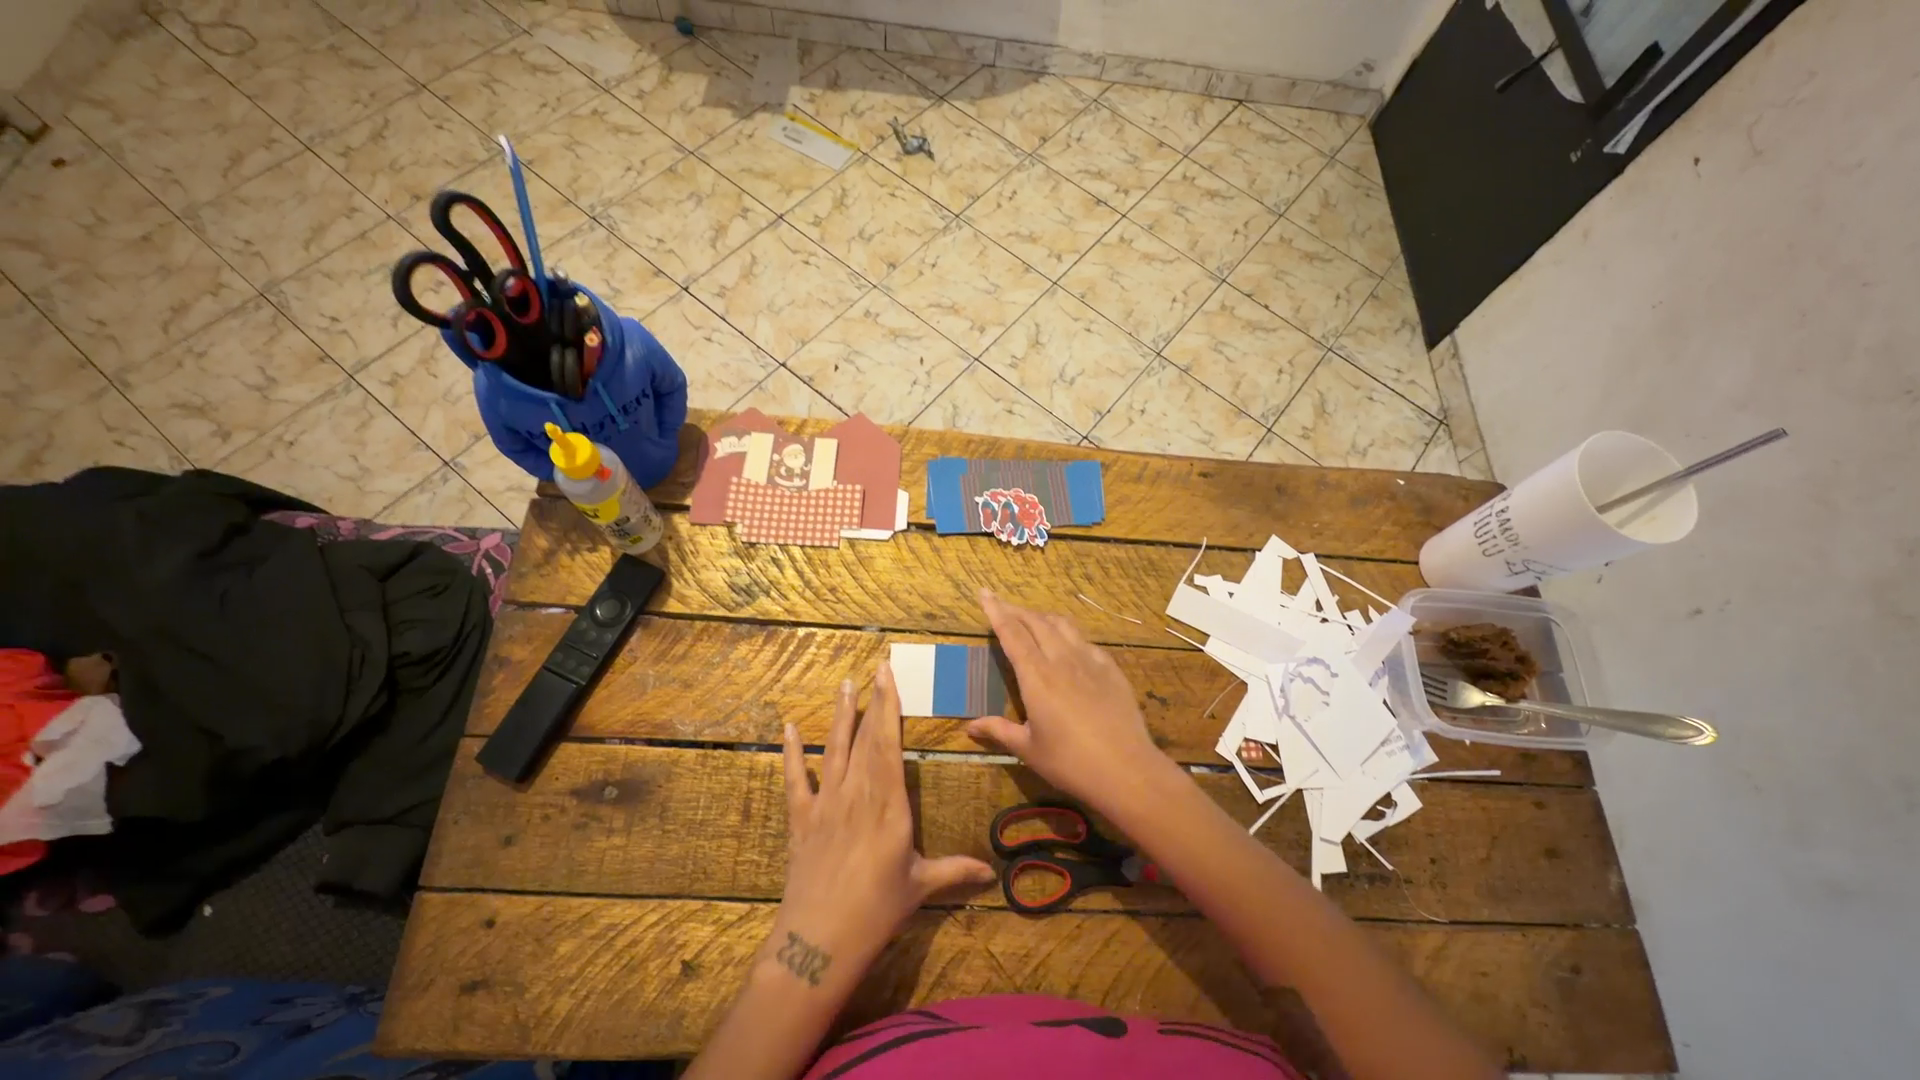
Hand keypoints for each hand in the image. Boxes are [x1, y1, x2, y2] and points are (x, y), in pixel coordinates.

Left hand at [775, 664, 994, 983]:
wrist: (819, 941)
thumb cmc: (876, 912)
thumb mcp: (920, 887)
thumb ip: (954, 870)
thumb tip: (992, 872)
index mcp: (890, 805)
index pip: (889, 744)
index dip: (889, 707)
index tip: (889, 675)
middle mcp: (857, 795)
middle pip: (865, 738)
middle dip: (871, 701)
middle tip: (875, 666)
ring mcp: (825, 804)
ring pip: (834, 750)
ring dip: (839, 715)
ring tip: (843, 684)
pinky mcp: (801, 820)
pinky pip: (795, 779)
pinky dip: (792, 752)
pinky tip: (789, 727)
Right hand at [967, 589, 1169, 806]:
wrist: (1125, 769)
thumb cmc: (1070, 762)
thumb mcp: (1028, 749)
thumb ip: (999, 731)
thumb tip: (970, 727)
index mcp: (1036, 676)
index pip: (1011, 633)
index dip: (996, 611)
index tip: (984, 593)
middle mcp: (1061, 659)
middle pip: (1036, 622)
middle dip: (1016, 610)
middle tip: (1001, 604)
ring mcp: (1090, 661)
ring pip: (1063, 625)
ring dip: (1043, 616)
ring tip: (1032, 618)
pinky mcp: (1111, 669)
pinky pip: (1086, 641)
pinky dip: (1069, 633)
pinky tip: (1069, 642)